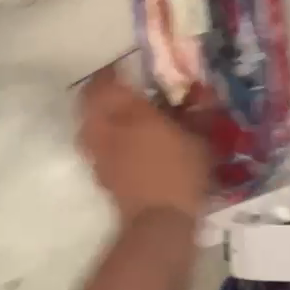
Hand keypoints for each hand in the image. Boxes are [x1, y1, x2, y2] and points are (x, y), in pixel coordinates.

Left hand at [79, 68, 208, 224]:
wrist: (159, 223)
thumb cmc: (182, 172)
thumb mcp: (200, 139)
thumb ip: (198, 115)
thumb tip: (203, 96)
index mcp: (131, 114)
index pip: (107, 85)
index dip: (109, 73)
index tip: (120, 67)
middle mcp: (109, 130)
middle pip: (87, 103)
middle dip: (96, 92)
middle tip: (114, 87)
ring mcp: (100, 154)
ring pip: (85, 126)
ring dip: (95, 115)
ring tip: (115, 114)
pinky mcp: (101, 176)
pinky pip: (94, 147)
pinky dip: (102, 138)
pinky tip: (121, 143)